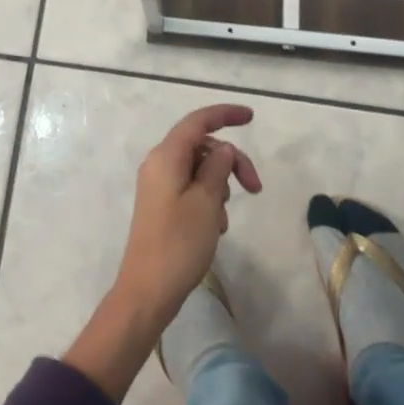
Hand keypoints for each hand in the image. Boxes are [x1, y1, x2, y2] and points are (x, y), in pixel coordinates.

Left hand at [111, 104, 263, 324]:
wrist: (148, 290)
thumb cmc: (179, 243)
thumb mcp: (206, 202)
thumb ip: (217, 168)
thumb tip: (223, 149)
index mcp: (165, 157)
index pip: (197, 122)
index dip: (224, 114)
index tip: (252, 117)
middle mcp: (159, 164)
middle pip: (202, 146)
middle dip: (230, 162)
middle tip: (255, 188)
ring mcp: (159, 186)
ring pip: (199, 170)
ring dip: (220, 187)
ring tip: (222, 220)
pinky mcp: (162, 206)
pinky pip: (191, 190)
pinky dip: (208, 201)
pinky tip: (214, 228)